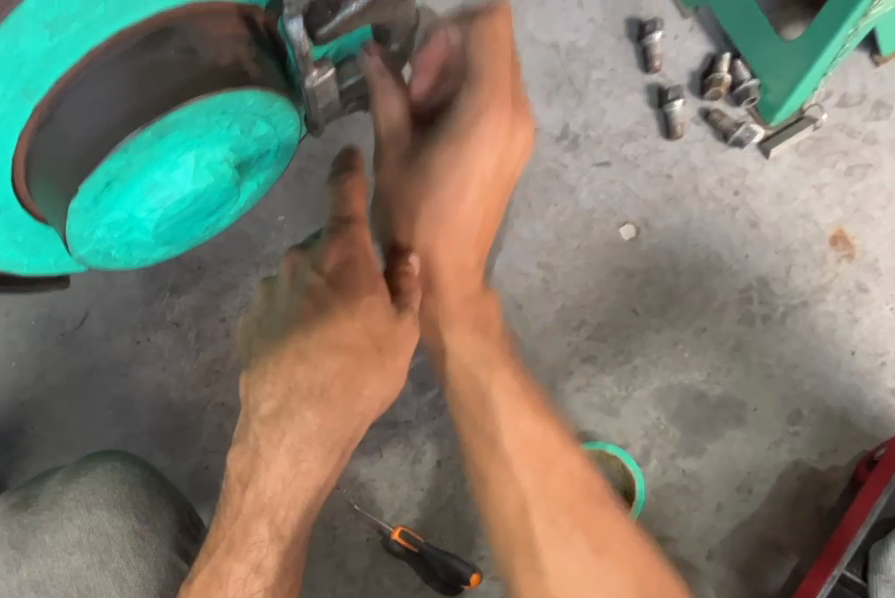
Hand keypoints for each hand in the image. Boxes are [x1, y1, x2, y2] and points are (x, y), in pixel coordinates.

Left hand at [232, 146, 420, 491]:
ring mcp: (267, 292)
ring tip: (326, 341)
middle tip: (355, 304)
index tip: (347, 154)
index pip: (344, 192)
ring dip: (311, 296)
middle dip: (338, 264)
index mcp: (342, 252)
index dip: (348, 169)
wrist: (296, 423)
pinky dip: (288, 321)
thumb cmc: (361, 374)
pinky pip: (275, 310)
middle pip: (322, 248)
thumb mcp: (402, 332)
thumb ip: (405, 286)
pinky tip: (299, 355)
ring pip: (296, 281)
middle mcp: (297, 260)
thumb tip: (403, 257)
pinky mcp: (248, 324)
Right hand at [364, 4, 534, 310]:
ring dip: (455, 77)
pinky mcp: (517, 146)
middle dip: (447, 55)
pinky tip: (438, 135)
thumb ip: (386, 96)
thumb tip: (371, 55)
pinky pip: (498, 96)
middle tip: (414, 100)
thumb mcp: (391, 155)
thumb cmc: (413, 221)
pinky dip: (467, 98)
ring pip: (495, 66)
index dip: (445, 34)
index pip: (487, 21)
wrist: (444, 275)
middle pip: (492, 40)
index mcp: (489, 108)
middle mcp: (518, 110)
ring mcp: (523, 128)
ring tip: (422, 120)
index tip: (417, 78)